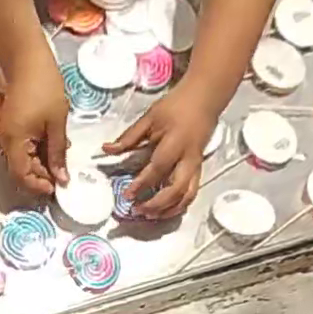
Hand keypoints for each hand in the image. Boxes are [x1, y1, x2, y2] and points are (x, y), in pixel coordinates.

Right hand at [0, 59, 70, 195]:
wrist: (26, 57)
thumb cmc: (43, 84)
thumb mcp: (57, 122)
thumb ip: (58, 153)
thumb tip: (61, 177)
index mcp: (15, 142)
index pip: (22, 176)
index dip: (38, 186)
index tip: (55, 186)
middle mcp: (7, 143)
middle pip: (21, 172)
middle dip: (41, 177)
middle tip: (61, 175)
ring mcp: (8, 136)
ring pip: (23, 162)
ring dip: (40, 165)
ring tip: (58, 160)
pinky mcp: (12, 129)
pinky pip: (23, 150)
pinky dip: (36, 154)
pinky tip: (50, 147)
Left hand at [103, 87, 221, 218]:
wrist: (206, 96)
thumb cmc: (177, 105)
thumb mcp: (150, 117)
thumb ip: (129, 137)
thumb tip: (106, 149)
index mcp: (176, 142)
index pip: (157, 168)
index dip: (141, 184)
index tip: (126, 195)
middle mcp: (188, 158)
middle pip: (175, 189)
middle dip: (156, 204)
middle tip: (137, 210)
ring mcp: (195, 166)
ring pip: (185, 196)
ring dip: (167, 210)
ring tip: (149, 216)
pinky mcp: (198, 171)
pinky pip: (191, 195)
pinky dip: (177, 207)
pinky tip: (163, 213)